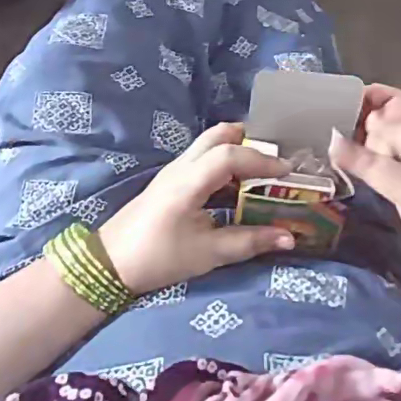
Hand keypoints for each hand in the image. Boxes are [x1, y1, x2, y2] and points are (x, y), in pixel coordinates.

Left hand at [98, 123, 296, 293]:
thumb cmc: (158, 257)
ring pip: (207, 146)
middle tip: (274, 157)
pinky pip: (201, 160)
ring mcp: (172, 172)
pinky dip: (223, 164)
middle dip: (249, 141)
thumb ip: (250, 242)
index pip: (230, 155)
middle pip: (217, 136)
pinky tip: (237, 187)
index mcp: (188, 181)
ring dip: (236, 151)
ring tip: (262, 171)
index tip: (287, 171)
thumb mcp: (208, 253)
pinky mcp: (169, 182)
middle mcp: (181, 168)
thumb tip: (289, 237)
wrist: (110, 263)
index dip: (262, 160)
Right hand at [328, 85, 400, 278]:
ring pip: (368, 149)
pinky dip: (350, 169)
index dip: (369, 95)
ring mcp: (398, 173)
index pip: (393, 102)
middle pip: (376, 123)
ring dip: (347, 146)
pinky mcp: (390, 195)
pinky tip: (329, 171)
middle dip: (351, 119)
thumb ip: (369, 163)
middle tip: (314, 125)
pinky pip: (367, 174)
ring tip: (312, 144)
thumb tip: (330, 139)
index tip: (336, 99)